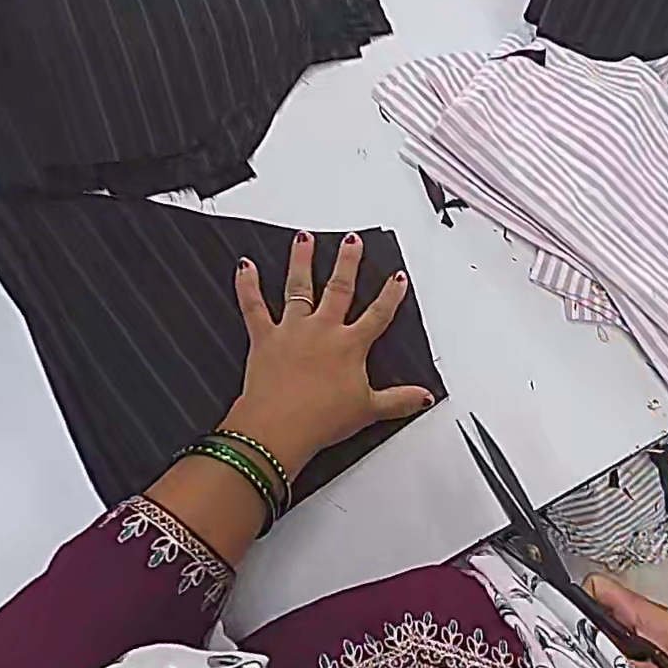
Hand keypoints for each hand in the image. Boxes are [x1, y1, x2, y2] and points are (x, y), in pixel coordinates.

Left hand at [222, 231, 435, 481]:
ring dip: (302, 261)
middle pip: (340, 289)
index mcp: (350, 346)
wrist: (279, 428)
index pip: (378, 314)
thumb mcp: (369, 410)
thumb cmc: (321, 419)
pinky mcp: (264, 338)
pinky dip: (247, 286)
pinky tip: (245, 267)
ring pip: (299, 287)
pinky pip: (253, 307)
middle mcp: (323, 330)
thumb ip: (399, 400)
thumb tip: (423, 397)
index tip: (397, 276)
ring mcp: (293, 330)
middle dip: (348, 263)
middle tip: (352, 242)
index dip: (390, 294)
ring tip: (305, 239)